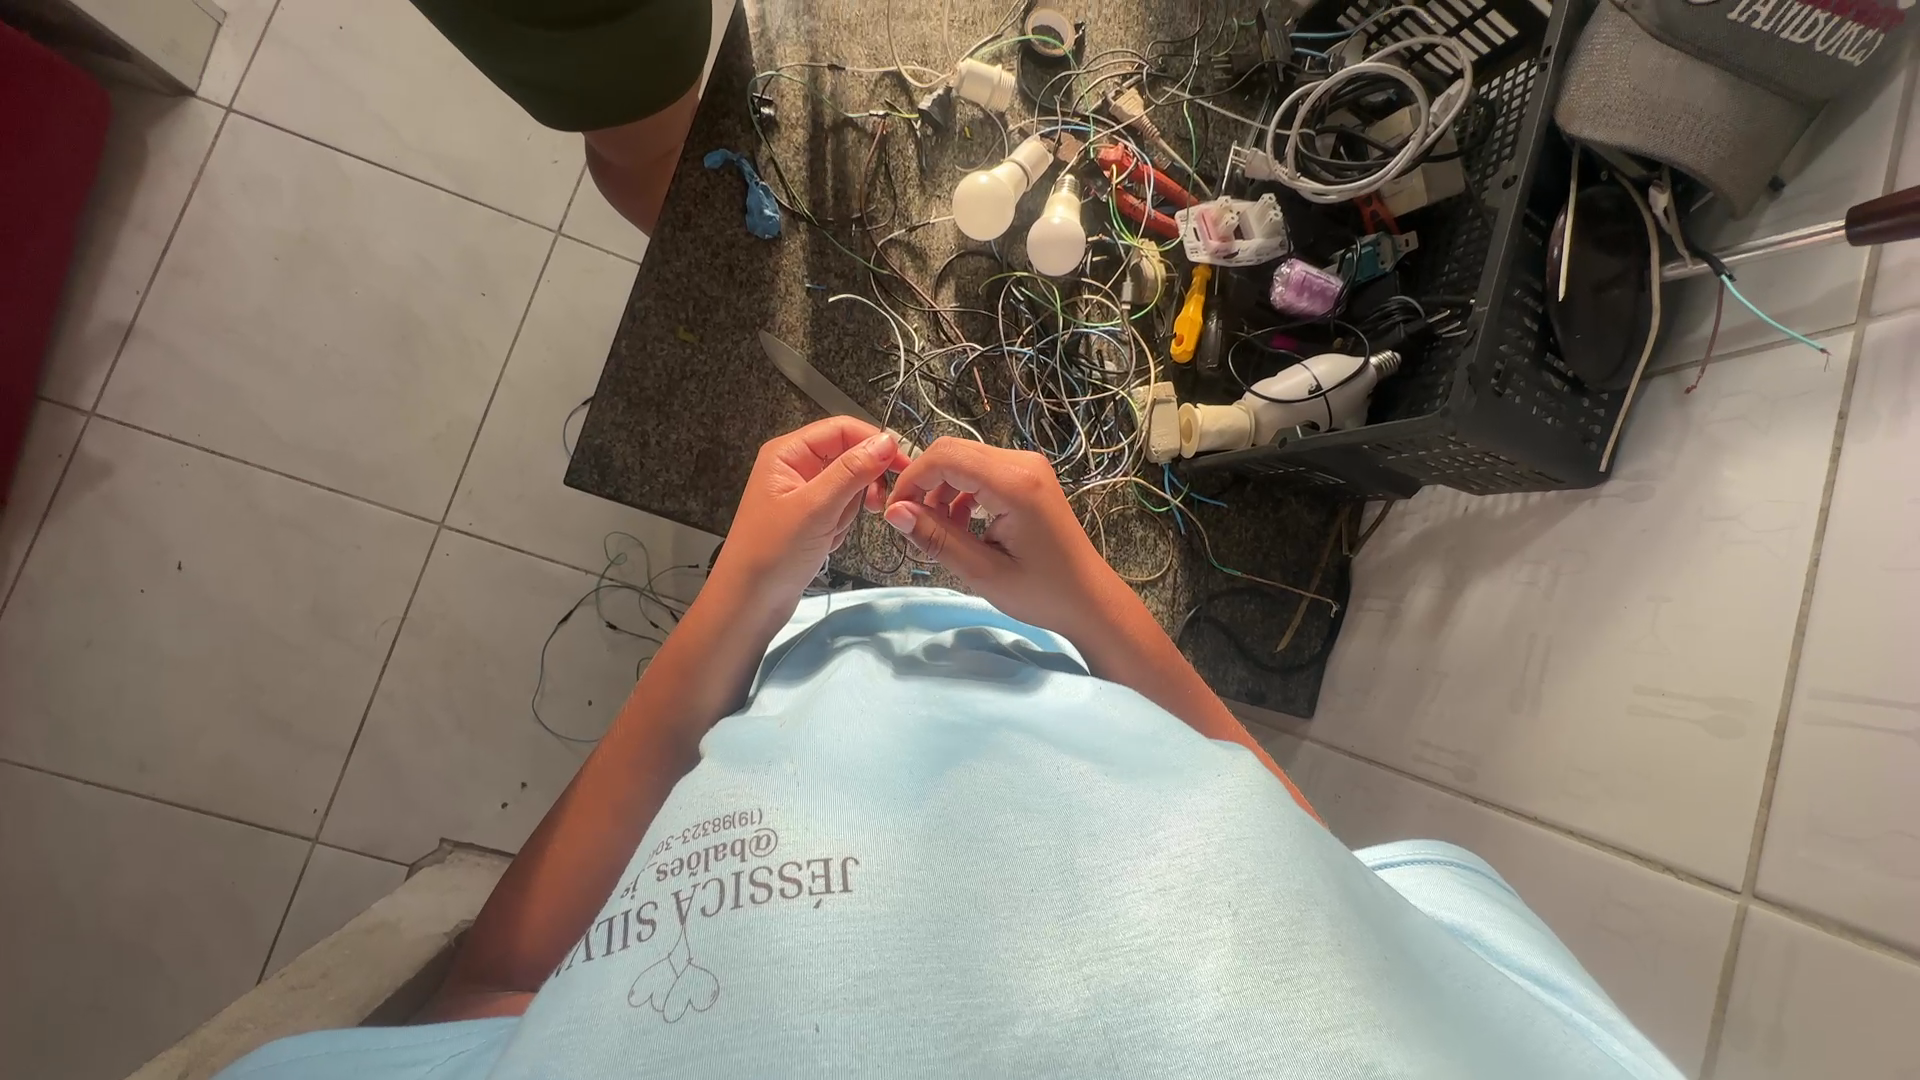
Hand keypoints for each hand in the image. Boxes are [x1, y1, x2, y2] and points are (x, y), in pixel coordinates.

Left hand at [714, 417, 911, 611]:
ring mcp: (804, 493)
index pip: (842, 429)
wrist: (750, 602)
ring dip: (850, 510)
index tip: (903, 464)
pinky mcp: (810, 517)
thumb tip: (885, 442)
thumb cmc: (771, 554)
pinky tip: (826, 541)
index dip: (875, 443)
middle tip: (874, 505)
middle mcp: (795, 467)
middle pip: (850, 457)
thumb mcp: (816, 508)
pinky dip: (842, 525)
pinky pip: (842, 509)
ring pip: (850, 486)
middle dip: (863, 484)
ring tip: (831, 531)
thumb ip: (852, 471)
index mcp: (788, 453)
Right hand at [882, 438, 1131, 636]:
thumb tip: (894, 513)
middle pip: (953, 451)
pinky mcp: (1029, 477)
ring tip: (939, 531)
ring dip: (942, 489)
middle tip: (912, 524)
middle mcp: (1023, 463)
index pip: (946, 458)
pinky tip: (961, 525)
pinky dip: (961, 492)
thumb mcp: (983, 572)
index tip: (895, 515)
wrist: (1089, 600)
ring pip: (965, 460)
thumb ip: (937, 538)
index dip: (912, 481)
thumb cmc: (1042, 593)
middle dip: (924, 483)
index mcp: (1015, 484)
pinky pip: (982, 471)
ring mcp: (1029, 467)